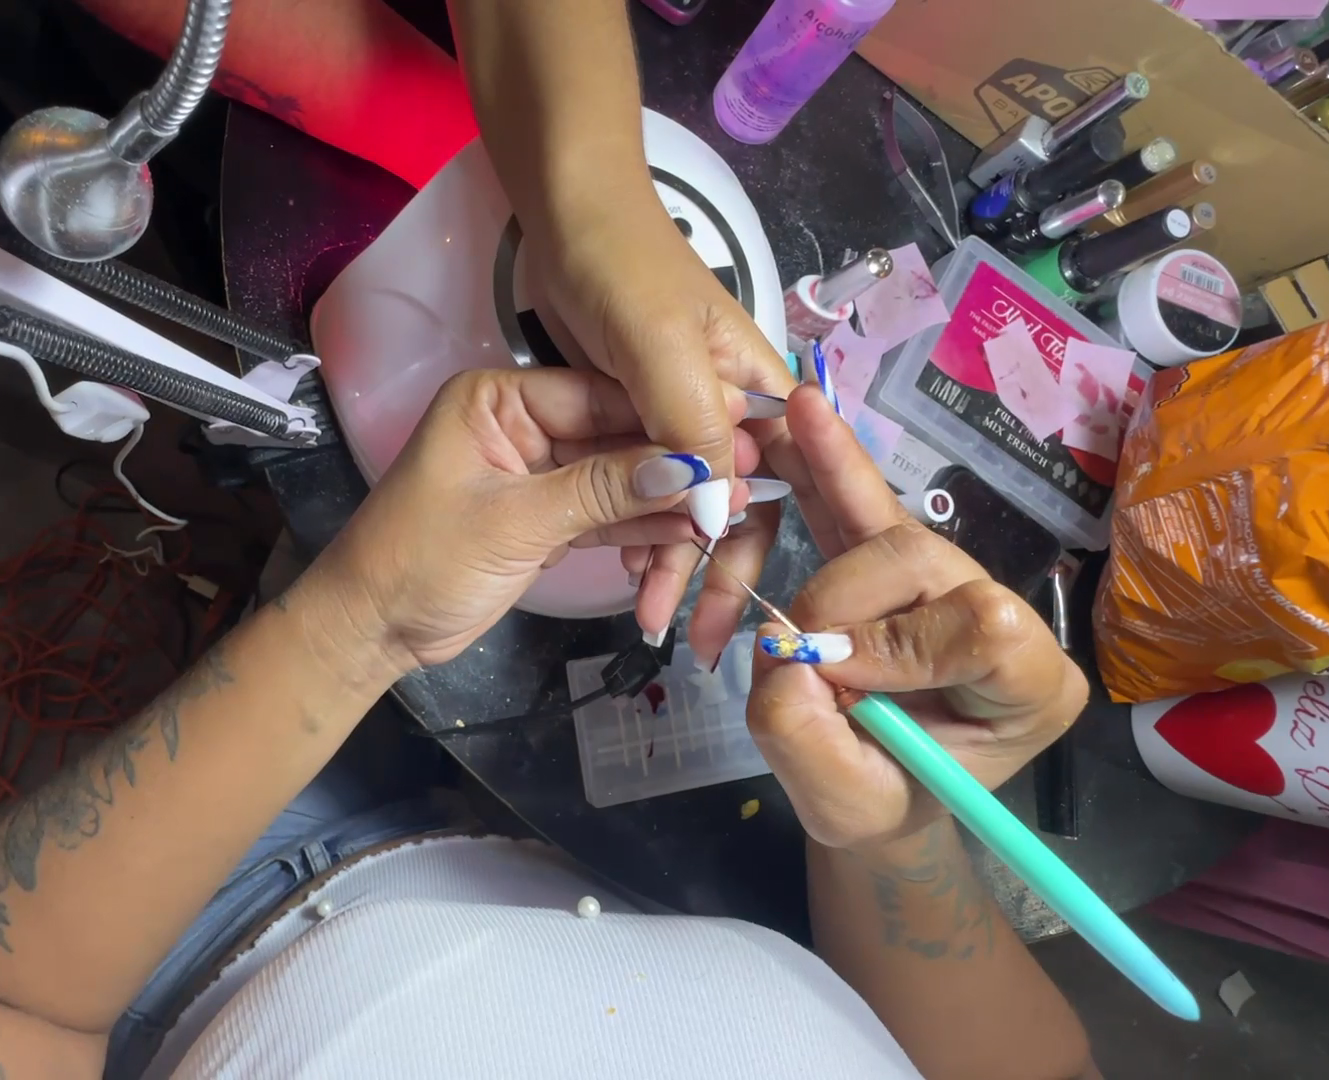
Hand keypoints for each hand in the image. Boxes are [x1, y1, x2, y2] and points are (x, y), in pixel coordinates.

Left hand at [303, 367, 751, 673]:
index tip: (730, 444)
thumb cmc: (424, 560)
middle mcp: (524, 425)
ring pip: (616, 479)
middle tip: (743, 486)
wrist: (375, 628)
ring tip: (728, 515)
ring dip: (665, 502)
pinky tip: (687, 535)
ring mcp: (538, 473)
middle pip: (616, 438)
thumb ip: (602, 490)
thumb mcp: (513, 519)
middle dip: (673, 469)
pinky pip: (602, 513)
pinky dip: (638, 527)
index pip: (601, 396)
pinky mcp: (545, 517)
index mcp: (501, 399)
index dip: (664, 424)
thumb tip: (690, 469)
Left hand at [525, 186, 795, 664]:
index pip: (769, 474)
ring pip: (674, 499)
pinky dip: (633, 527)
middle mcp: (712, 404)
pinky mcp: (618, 424)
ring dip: (667, 554)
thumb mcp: (655, 350)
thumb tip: (720, 515)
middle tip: (699, 631)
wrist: (559, 219)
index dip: (753, 537)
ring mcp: (661, 415)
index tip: (736, 600)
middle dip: (708, 564)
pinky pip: (633, 486)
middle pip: (722, 497)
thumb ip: (688, 428)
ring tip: (653, 613)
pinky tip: (629, 571)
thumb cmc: (616, 272)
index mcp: (743, 384)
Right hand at [747, 387, 1088, 849]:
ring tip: (782, 425)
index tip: (828, 679)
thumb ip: (805, 736)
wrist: (874, 793)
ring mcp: (947, 583)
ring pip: (885, 522)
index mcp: (1026, 688)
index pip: (985, 628)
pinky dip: (829, 464)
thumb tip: (779, 648)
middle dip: (838, 598)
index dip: (896, 643)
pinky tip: (805, 409)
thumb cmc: (872, 803)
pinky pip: (861, 507)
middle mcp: (999, 619)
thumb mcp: (838, 801)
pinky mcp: (893, 565)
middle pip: (920, 560)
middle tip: (789, 647)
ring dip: (823, 484)